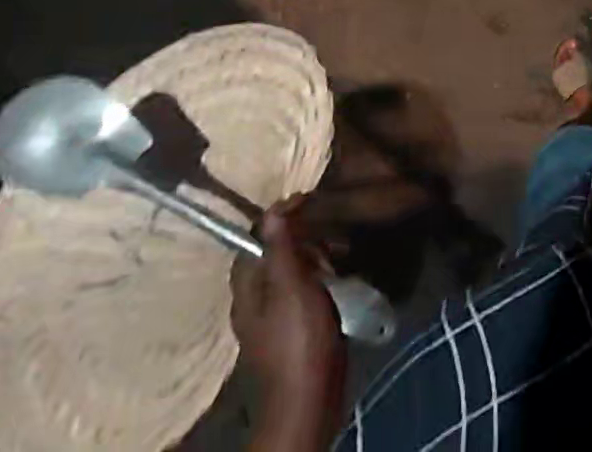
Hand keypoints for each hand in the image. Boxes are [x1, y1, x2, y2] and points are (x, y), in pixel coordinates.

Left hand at [231, 197, 344, 442]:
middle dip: (304, 236)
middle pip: (275, 254)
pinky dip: (324, 274)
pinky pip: (307, 286)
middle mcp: (257, 299)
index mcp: (248, 289)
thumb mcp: (292, 287)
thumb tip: (271, 210)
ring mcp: (278, 313)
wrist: (310, 392)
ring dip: (317, 254)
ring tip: (343, 250)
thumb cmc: (299, 336)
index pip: (255, 241)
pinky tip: (343, 274)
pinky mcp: (298, 323)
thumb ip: (282, 249)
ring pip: (294, 269)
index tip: (309, 200)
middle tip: (334, 229)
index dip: (279, 218)